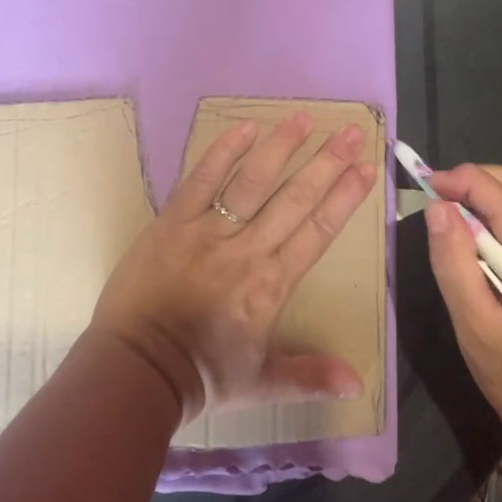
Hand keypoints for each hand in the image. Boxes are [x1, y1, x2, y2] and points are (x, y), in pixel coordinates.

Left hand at [90, 113, 377, 422]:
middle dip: (327, 163)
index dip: (344, 198)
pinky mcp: (173, 221)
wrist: (136, 370)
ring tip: (305, 118)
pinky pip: (201, 180)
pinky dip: (223, 152)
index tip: (366, 168)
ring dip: (281, 148)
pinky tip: (245, 127)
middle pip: (295, 199)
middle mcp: (248, 250)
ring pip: (253, 182)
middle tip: (353, 131)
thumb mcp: (260, 381)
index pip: (317, 232)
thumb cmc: (200, 375)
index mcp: (272, 284)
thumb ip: (309, 375)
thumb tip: (358, 383)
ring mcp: (209, 231)